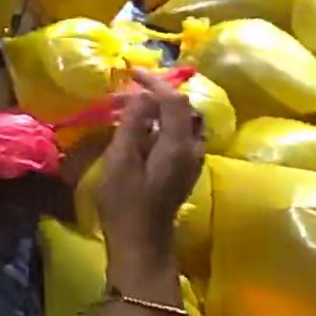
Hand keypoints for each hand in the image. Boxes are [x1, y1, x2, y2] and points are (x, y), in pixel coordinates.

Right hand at [84, 70, 204, 284]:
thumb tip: (142, 95)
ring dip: (165, 108)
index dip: (154, 82)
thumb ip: (134, 125)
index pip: (174, 100)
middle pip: (185, 108)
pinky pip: (182, 135)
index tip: (130, 73)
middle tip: (131, 90)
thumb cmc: (125, 202)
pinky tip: (146, 129)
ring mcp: (191, 161)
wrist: (141, 241)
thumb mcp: (122, 160)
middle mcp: (193, 149)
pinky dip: (166, 123)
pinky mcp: (183, 170)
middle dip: (161, 92)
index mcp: (178, 144)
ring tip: (138, 105)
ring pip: (187, 122)